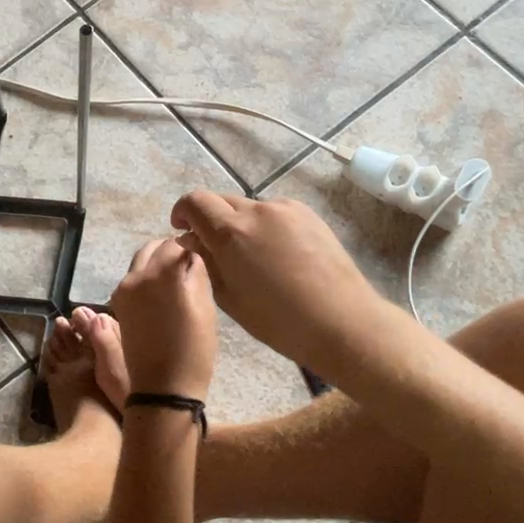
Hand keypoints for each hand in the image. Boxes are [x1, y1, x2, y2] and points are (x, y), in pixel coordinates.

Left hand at [107, 238, 217, 400]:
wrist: (163, 388)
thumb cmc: (193, 349)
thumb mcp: (205, 308)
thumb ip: (197, 274)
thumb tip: (191, 255)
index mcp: (161, 272)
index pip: (176, 243)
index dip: (190, 246)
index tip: (201, 254)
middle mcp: (136, 276)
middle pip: (152, 250)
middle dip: (169, 252)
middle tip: (188, 265)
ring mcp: (123, 291)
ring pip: (140, 264)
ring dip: (156, 265)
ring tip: (176, 281)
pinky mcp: (117, 305)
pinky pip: (132, 281)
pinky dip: (146, 279)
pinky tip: (162, 295)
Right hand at [168, 191, 389, 370]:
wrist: (341, 321)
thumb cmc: (278, 320)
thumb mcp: (229, 297)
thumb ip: (206, 261)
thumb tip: (192, 241)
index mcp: (231, 232)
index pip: (194, 201)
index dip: (182, 212)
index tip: (182, 230)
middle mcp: (257, 211)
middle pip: (221, 201)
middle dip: (210, 219)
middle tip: (213, 248)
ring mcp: (286, 210)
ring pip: (249, 208)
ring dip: (239, 224)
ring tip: (250, 257)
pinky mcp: (309, 215)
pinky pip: (275, 213)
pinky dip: (265, 227)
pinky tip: (276, 256)